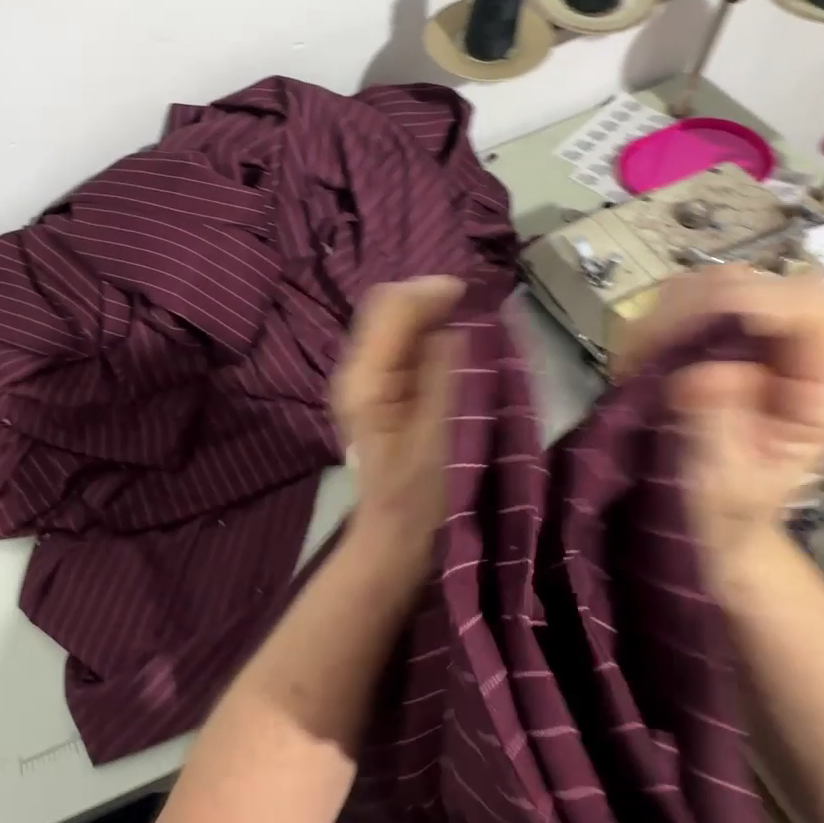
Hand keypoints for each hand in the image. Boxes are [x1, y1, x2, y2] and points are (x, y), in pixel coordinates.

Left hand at [332, 276, 465, 550]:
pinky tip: (447, 343)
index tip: (469, 291)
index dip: (428, 292)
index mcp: (366, 378)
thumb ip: (440, 375)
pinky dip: (421, 332)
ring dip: (424, 312)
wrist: (394, 531)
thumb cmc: (420, 491)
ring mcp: (362, 378)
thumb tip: (451, 326)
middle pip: (385, 308)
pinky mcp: (375, 387)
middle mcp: (354, 369)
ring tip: (463, 316)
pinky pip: (396, 343)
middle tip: (469, 302)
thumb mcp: (436, 433)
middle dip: (425, 298)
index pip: (390, 309)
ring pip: (389, 322)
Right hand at [619, 266, 823, 568]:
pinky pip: (686, 303)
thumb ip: (720, 427)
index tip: (699, 324)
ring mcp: (754, 345)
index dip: (758, 300)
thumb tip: (710, 370)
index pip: (812, 305)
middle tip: (652, 345)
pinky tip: (638, 356)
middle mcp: (795, 355)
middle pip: (761, 281)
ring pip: (719, 283)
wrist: (718, 524)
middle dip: (702, 303)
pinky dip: (656, 318)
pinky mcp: (716, 344)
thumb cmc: (727, 512)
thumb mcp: (726, 484)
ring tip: (640, 354)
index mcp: (821, 387)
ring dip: (674, 308)